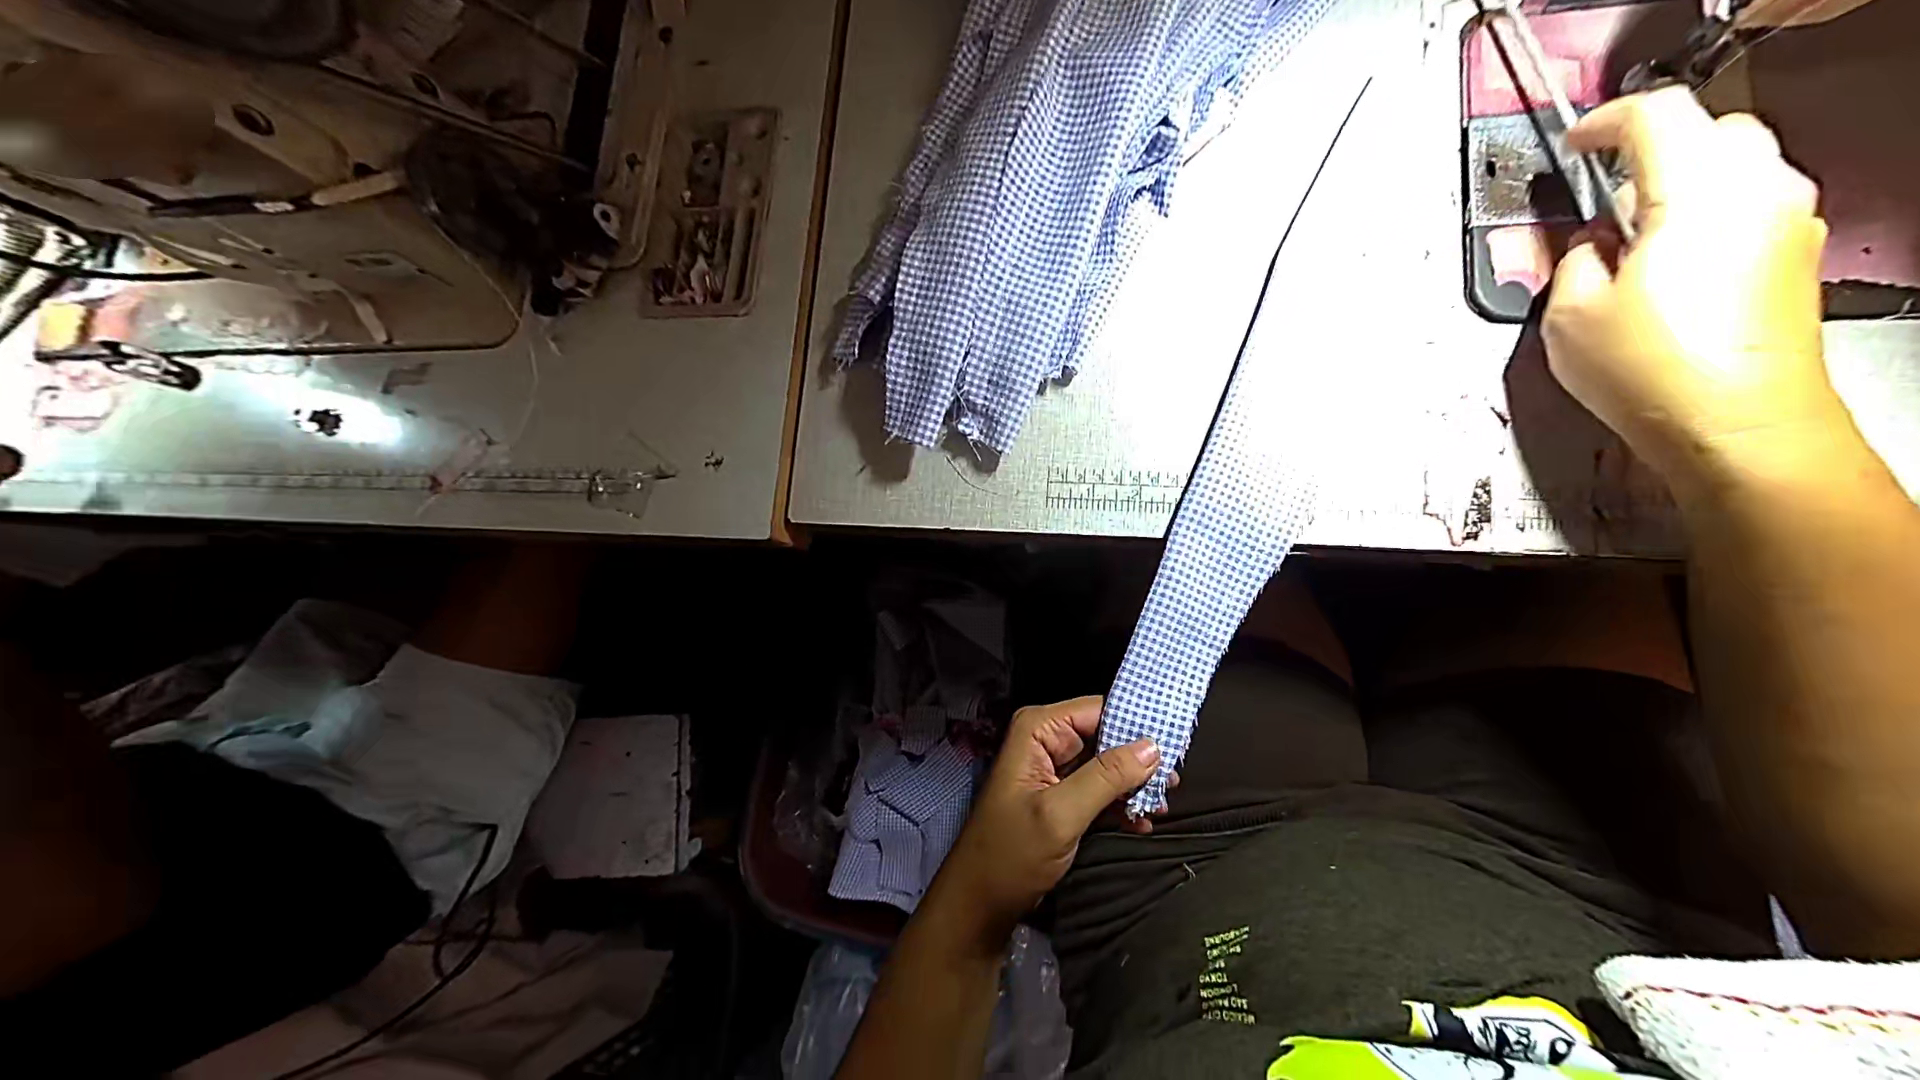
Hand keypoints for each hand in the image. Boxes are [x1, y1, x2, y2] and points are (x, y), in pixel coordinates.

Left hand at [932, 697, 1160, 933]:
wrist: (982, 900)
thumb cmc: (1011, 853)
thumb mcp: (1060, 813)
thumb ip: (1105, 777)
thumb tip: (1152, 748)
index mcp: (1038, 730)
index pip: (1097, 710)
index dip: (1136, 724)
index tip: (1176, 744)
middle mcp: (1047, 740)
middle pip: (1106, 735)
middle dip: (1139, 758)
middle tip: (1174, 780)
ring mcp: (1055, 769)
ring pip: (1108, 763)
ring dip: (1135, 784)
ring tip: (1161, 804)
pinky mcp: (1064, 795)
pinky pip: (1102, 787)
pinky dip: (1122, 802)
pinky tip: (1142, 820)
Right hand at [1543, 88, 1841, 489]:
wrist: (1736, 421)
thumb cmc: (1657, 371)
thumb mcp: (1568, 314)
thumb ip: (1572, 260)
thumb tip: (1586, 244)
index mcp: (1695, 193)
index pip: (1656, 116)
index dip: (1606, 121)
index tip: (1579, 139)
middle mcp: (1758, 193)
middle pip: (1709, 130)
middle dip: (1650, 148)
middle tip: (1598, 190)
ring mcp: (1786, 223)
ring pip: (1734, 166)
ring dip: (1677, 185)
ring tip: (1622, 237)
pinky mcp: (1791, 256)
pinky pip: (1746, 208)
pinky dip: (1701, 216)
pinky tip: (1658, 265)